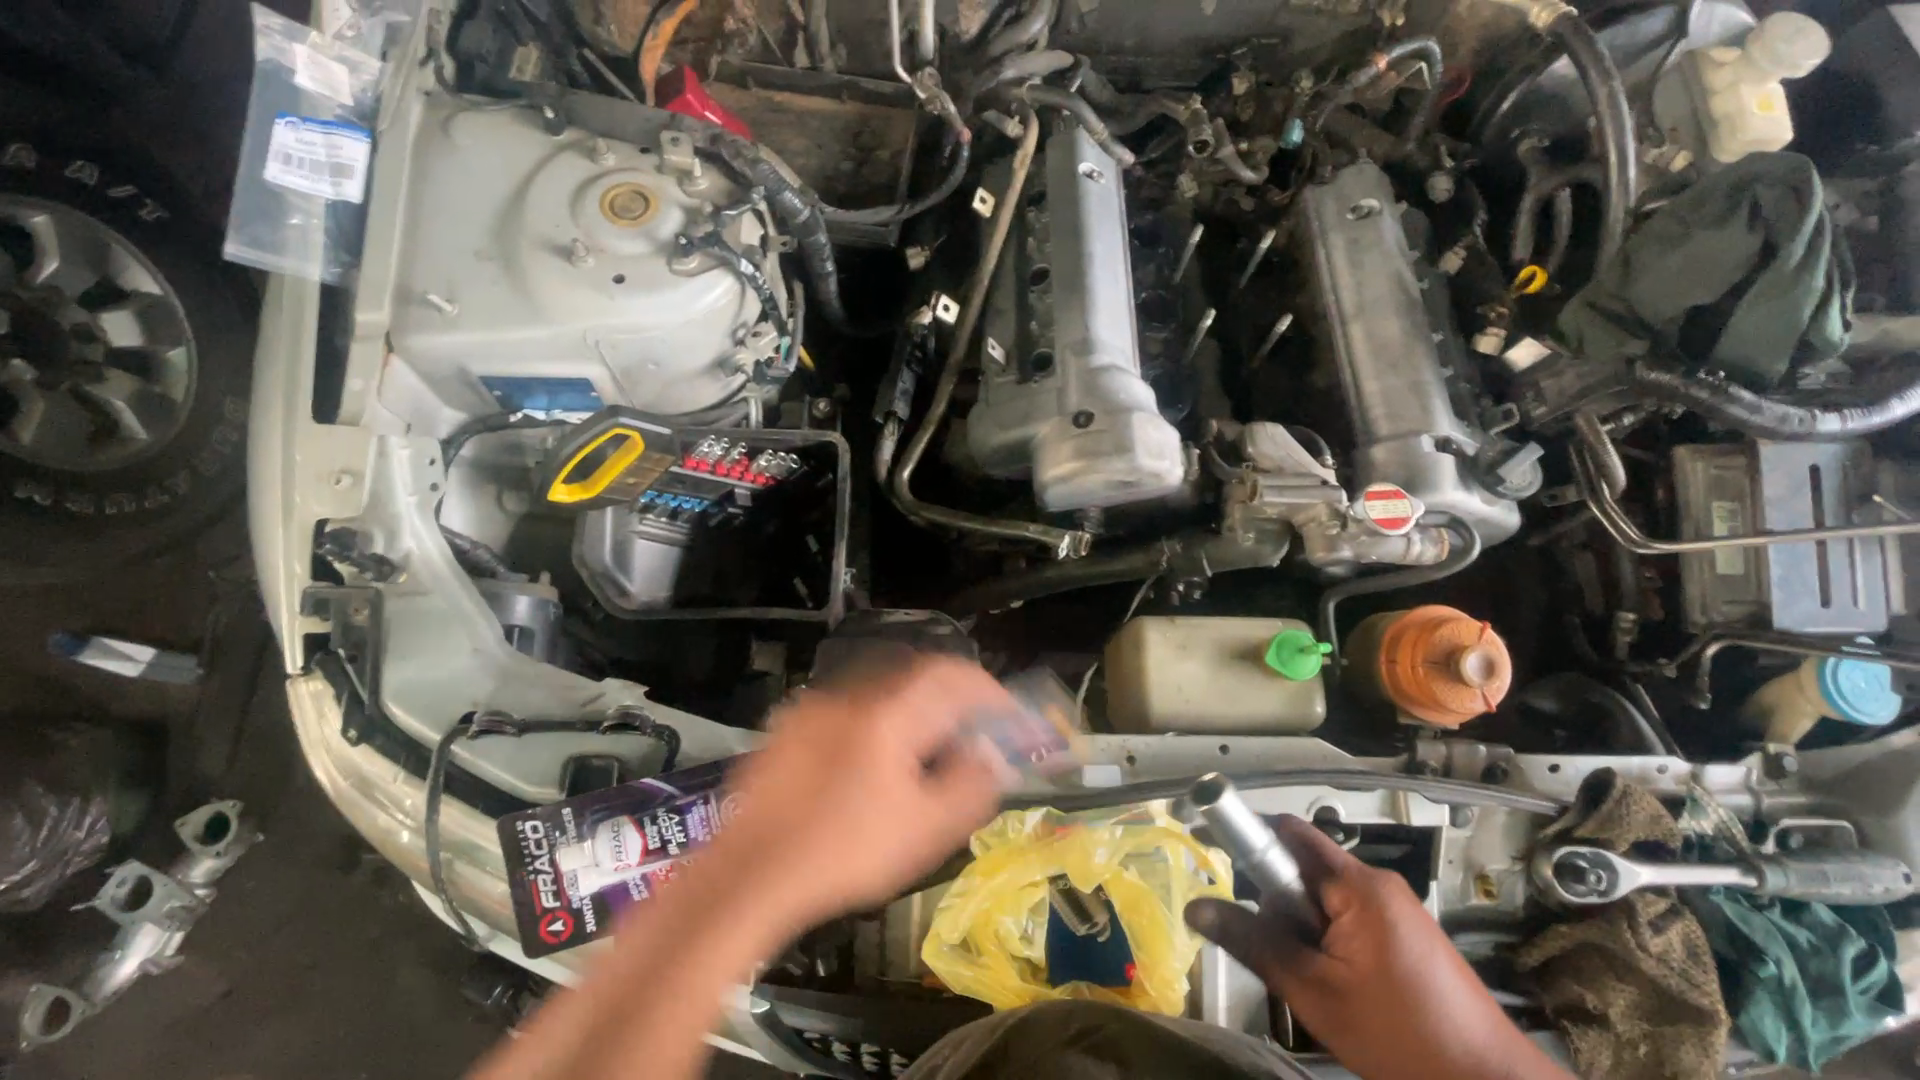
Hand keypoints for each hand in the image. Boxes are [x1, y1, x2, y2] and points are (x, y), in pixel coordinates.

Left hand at [704, 655, 1015, 928]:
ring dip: (908, 714)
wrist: (748, 876)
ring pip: (876, 697)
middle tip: (967, 734)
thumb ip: (971, 786)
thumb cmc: (844, 854)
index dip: (984, 687)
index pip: (948, 674)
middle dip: (946, 701)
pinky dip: (871, 728)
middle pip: (911, 679)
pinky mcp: (784, 732)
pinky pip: (843, 714)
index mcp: (887, 713)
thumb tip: (991, 759)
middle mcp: (847, 697)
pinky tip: (867, 769)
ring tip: (919, 756)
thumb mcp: (926, 831)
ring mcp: (810, 710)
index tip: (1004, 711)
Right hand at [1184, 816, 1573, 1079]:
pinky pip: (1345, 919)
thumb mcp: (1313, 991)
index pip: (1287, 833)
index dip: (1242, 832)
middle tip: (1275, 958)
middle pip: (1301, 870)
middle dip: (1276, 906)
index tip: (1204, 844)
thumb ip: (1253, 943)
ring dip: (1301, 932)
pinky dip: (1324, 943)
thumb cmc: (1400, 1036)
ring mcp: (1395, 909)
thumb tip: (1196, 907)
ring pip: (1321, 900)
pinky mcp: (1405, 934)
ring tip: (1312, 985)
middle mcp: (1377, 884)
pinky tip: (1335, 988)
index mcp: (1357, 885)